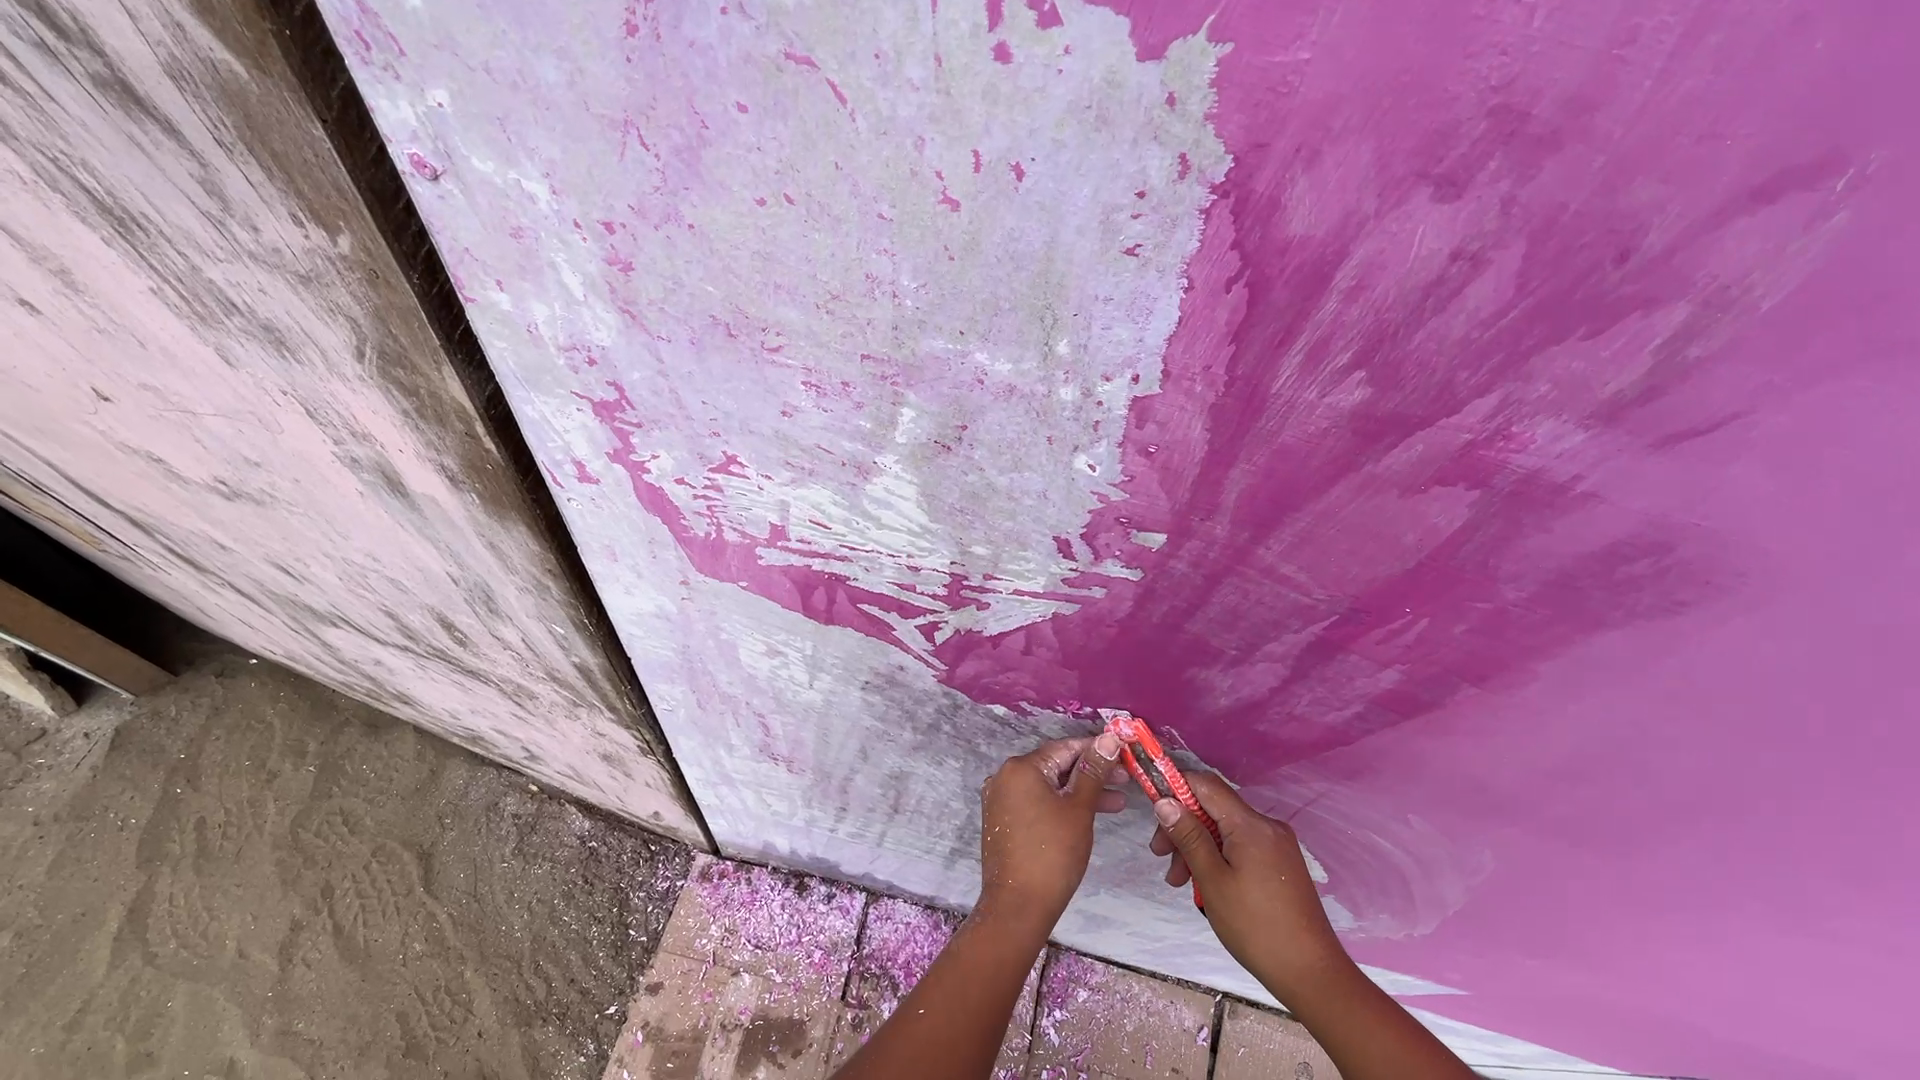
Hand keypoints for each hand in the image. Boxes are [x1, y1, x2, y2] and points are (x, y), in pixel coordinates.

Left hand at [977, 734, 1124, 931]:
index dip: (1098, 750)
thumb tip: (1109, 738)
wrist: (1018, 906)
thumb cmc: (1052, 855)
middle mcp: (1005, 777)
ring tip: (1118, 803)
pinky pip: (1038, 802)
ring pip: (1049, 786)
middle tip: (1126, 780)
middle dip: (1092, 773)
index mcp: (1021, 768)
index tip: (1126, 755)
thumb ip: (1094, 771)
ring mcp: (1002, 800)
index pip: (1066, 747)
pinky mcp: (1005, 820)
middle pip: (1057, 765)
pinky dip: (1063, 806)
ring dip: (1082, 792)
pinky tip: (1089, 814)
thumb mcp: (1079, 809)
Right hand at [1149, 773, 1349, 1001]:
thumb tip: (1165, 801)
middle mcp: (1267, 826)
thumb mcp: (1212, 880)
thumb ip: (1188, 837)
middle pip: (1213, 808)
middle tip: (1161, 857)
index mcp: (1251, 825)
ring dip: (1198, 847)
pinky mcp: (1281, 864)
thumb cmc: (1254, 926)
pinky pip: (1241, 846)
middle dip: (1183, 826)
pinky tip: (1205, 884)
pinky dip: (1218, 857)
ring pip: (1225, 830)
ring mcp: (1277, 845)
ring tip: (1178, 882)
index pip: (1205, 784)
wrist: (1311, 972)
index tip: (1152, 810)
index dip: (1175, 787)